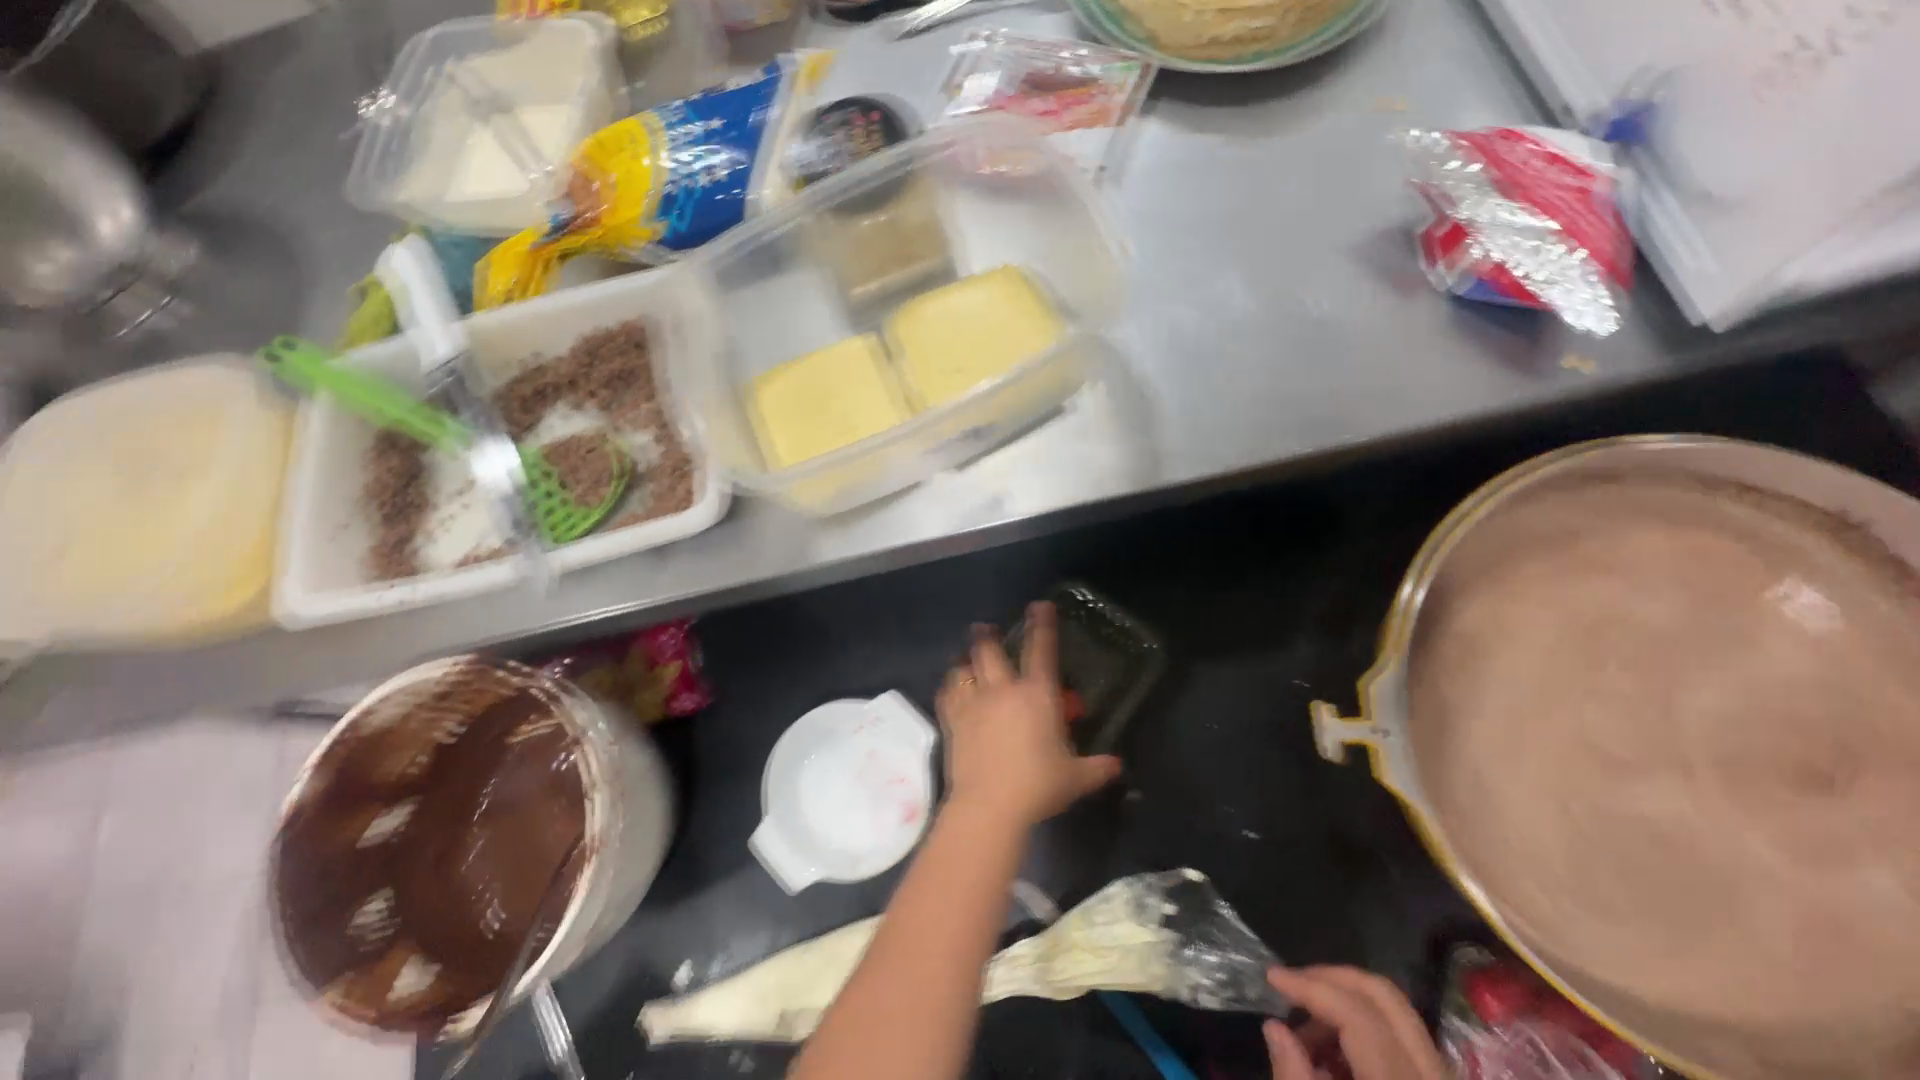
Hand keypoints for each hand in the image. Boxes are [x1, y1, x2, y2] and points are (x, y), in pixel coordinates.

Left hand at [936, 603, 1121, 829]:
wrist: (990, 805)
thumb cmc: (1039, 786)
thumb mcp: (1077, 778)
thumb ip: (1097, 768)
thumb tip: (1117, 766)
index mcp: (1038, 694)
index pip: (1041, 650)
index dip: (1042, 625)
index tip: (1040, 606)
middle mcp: (1003, 690)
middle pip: (989, 650)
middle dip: (987, 635)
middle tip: (985, 627)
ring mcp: (974, 704)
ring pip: (963, 668)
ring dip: (965, 660)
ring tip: (965, 659)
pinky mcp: (952, 722)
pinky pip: (946, 694)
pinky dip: (949, 687)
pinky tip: (951, 688)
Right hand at [1264, 966, 1446, 1079]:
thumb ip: (1293, 1077)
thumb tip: (1275, 1028)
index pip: (1358, 1015)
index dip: (1311, 988)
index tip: (1272, 977)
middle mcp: (1433, 1073)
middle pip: (1385, 997)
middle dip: (1332, 979)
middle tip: (1291, 984)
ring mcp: (1443, 1076)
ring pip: (1396, 1012)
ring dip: (1345, 1004)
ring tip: (1306, 1030)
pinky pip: (1404, 1037)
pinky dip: (1365, 1030)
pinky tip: (1334, 1053)